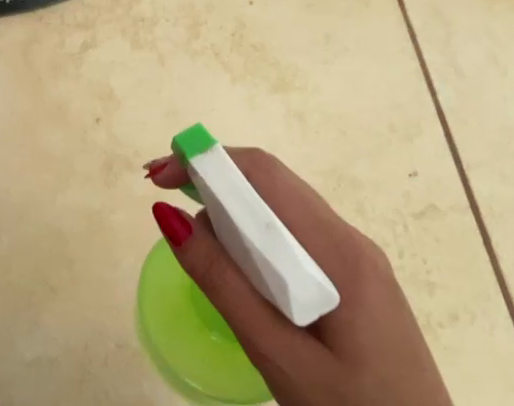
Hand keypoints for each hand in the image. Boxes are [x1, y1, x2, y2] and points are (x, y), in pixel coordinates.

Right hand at [144, 148, 451, 405]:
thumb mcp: (276, 352)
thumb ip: (222, 282)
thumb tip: (167, 213)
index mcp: (338, 251)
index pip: (263, 174)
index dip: (204, 160)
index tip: (157, 178)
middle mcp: (350, 241)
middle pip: (271, 181)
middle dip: (210, 175)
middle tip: (159, 195)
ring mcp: (356, 259)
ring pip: (281, 205)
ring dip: (228, 201)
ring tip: (186, 225)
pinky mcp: (355, 279)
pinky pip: (294, 232)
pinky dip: (251, 228)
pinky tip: (231, 257)